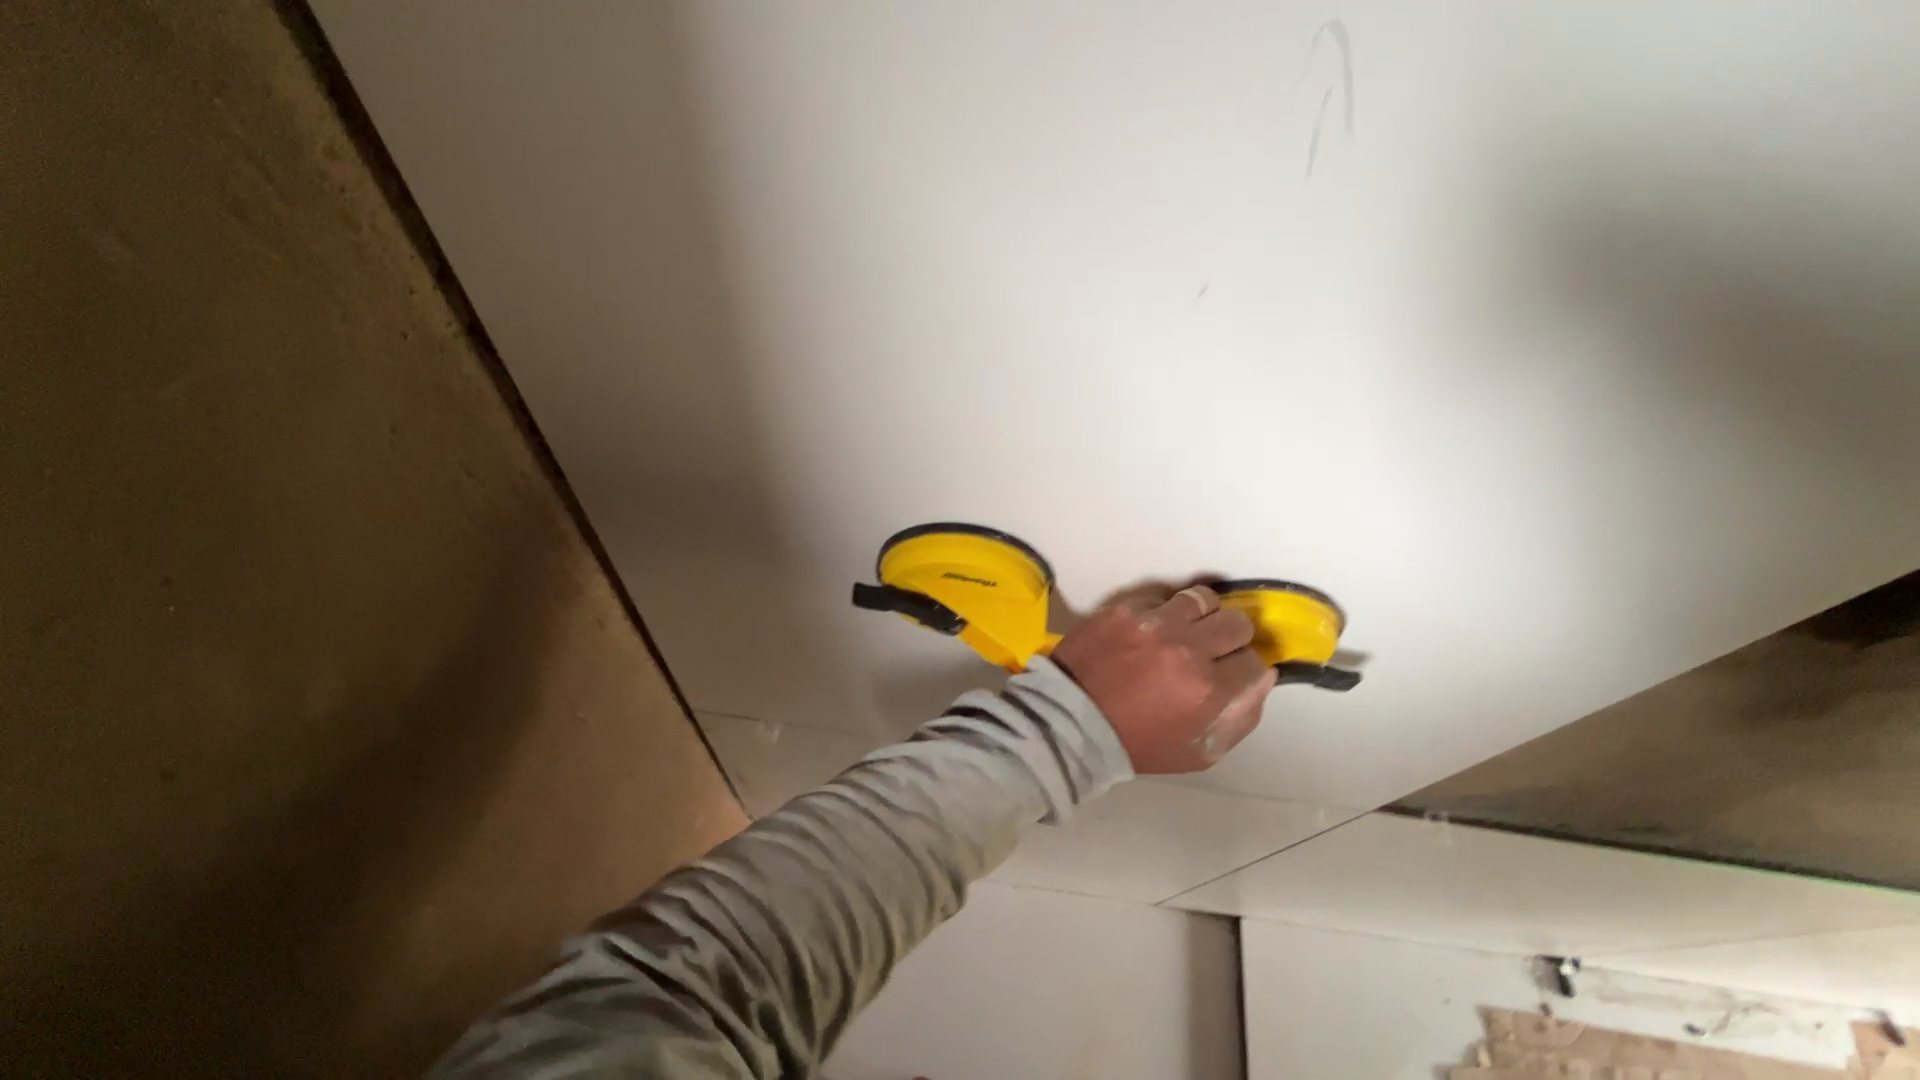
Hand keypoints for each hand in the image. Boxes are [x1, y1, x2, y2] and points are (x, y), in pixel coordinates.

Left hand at [1048, 583, 1276, 773]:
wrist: (1071, 722)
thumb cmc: (1137, 744)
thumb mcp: (1200, 752)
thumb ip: (1241, 717)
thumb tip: (1262, 678)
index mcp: (1209, 689)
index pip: (1255, 662)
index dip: (1245, 670)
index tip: (1230, 674)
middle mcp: (1186, 648)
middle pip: (1236, 623)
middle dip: (1231, 638)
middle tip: (1212, 651)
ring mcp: (1153, 623)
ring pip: (1202, 599)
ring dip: (1201, 615)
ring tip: (1187, 630)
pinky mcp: (1123, 609)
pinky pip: (1161, 597)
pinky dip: (1163, 612)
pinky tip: (1153, 630)